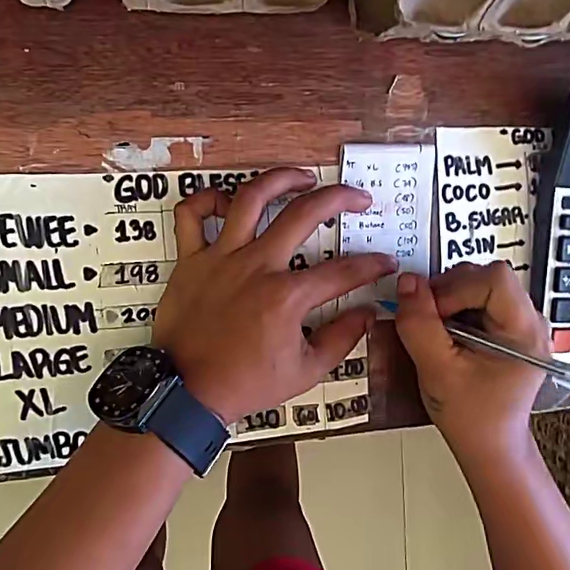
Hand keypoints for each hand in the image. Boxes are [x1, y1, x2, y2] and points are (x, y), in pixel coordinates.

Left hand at [151, 168, 394, 424]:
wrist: (185, 393)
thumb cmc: (244, 383)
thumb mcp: (305, 371)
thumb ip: (342, 338)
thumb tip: (368, 313)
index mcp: (287, 296)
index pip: (344, 271)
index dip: (372, 265)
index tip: (384, 261)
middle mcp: (257, 266)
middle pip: (305, 213)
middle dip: (341, 198)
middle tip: (358, 198)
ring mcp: (221, 257)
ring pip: (251, 198)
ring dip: (281, 179)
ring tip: (303, 176)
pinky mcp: (191, 259)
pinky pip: (192, 215)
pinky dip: (206, 199)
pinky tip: (226, 199)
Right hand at [393, 262, 549, 465]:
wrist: (489, 445)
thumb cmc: (475, 419)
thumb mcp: (438, 371)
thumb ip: (420, 324)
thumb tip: (408, 284)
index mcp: (524, 331)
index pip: (493, 279)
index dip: (456, 288)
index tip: (435, 312)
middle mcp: (527, 321)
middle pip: (484, 275)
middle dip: (448, 292)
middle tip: (431, 321)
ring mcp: (516, 322)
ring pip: (476, 283)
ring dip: (448, 300)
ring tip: (439, 333)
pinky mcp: (502, 326)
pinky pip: (474, 298)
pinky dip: (452, 309)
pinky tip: (446, 336)